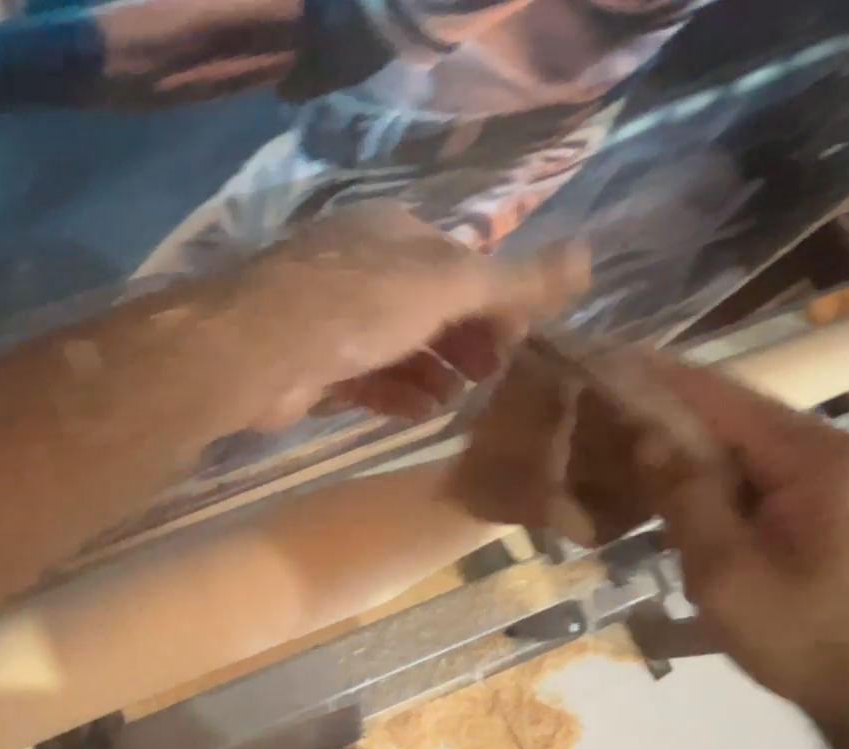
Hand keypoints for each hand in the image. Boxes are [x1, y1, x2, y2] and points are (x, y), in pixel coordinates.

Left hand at [228, 203, 586, 429]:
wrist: (260, 350)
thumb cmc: (359, 305)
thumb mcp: (447, 284)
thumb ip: (515, 278)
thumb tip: (587, 257)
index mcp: (393, 233)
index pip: (459, 264)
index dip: (494, 301)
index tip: (519, 342)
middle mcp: (360, 268)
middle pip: (427, 307)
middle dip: (464, 343)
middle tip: (492, 378)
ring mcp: (330, 318)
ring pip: (395, 346)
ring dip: (431, 373)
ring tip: (456, 403)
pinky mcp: (309, 364)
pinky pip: (364, 378)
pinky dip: (394, 394)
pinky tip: (418, 415)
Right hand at [634, 357, 848, 717]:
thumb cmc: (812, 641)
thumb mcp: (727, 572)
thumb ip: (686, 495)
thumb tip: (648, 432)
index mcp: (824, 459)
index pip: (725, 398)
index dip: (659, 378)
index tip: (606, 360)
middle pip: (747, 420)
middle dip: (676, 419)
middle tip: (610, 421)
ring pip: (765, 451)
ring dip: (704, 455)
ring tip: (640, 462)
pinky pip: (785, 478)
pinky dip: (735, 482)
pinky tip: (698, 501)